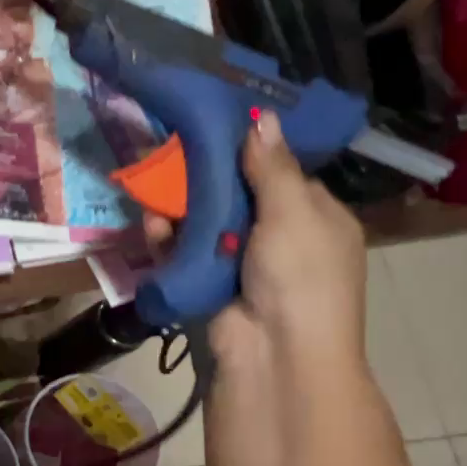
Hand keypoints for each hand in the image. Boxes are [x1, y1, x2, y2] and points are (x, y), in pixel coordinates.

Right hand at [146, 110, 367, 370]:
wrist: (273, 349)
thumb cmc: (300, 275)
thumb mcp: (293, 212)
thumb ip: (271, 168)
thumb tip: (260, 116)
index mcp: (314, 217)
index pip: (279, 175)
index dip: (250, 154)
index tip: (215, 131)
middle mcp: (276, 237)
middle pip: (235, 198)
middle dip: (205, 180)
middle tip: (172, 152)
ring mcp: (237, 262)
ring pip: (203, 225)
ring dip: (180, 209)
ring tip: (154, 189)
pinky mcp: (203, 283)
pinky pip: (180, 254)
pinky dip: (166, 240)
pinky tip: (151, 225)